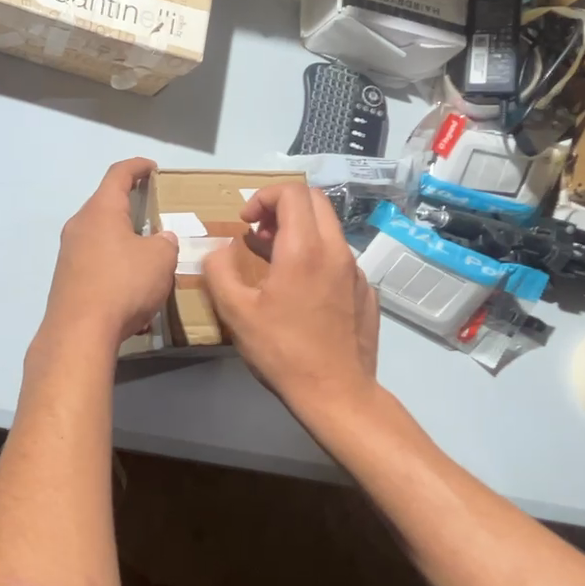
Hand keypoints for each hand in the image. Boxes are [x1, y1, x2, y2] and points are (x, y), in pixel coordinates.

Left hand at [39, 158, 178, 351]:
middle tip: (154, 215)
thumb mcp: (160, 260)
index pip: (118, 175)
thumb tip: (161, 240)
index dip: (137, 166)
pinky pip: (95, 264)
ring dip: (124, 242)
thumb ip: (165, 243)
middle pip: (106, 206)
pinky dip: (115, 268)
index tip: (152, 167)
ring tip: (149, 257)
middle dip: (131, 208)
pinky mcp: (66, 279)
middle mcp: (79, 225)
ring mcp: (68, 253)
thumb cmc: (123, 284)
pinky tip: (133, 291)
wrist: (79, 331)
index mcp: (101, 210)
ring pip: (101, 237)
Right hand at [201, 183, 379, 425]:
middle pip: (314, 201)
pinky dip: (314, 258)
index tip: (245, 222)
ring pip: (328, 230)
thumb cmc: (282, 350)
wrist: (336, 393)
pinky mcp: (365, 292)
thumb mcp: (235, 311)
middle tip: (257, 234)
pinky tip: (299, 292)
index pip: (290, 193)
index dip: (262, 197)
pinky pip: (338, 259)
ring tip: (271, 260)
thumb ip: (219, 270)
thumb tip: (220, 251)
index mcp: (304, 249)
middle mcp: (336, 251)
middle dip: (281, 207)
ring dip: (297, 232)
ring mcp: (356, 271)